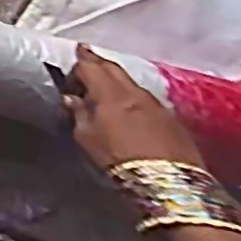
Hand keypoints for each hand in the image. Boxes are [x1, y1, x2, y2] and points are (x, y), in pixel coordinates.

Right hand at [61, 46, 203, 168]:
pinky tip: (129, 105)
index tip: (69, 71)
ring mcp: (156, 103)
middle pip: (112, 68)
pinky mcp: (172, 118)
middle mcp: (134, 91)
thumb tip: (71, 98)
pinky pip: (146, 98)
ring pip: (131, 82)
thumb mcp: (87, 139)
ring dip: (116, 78)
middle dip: (97, 61)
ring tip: (106, 82)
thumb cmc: (119, 160)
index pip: (89, 67)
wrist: (172, 184)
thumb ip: (78, 114)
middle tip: (85, 55)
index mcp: (109, 93)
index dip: (77, 66)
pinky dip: (132, 95)